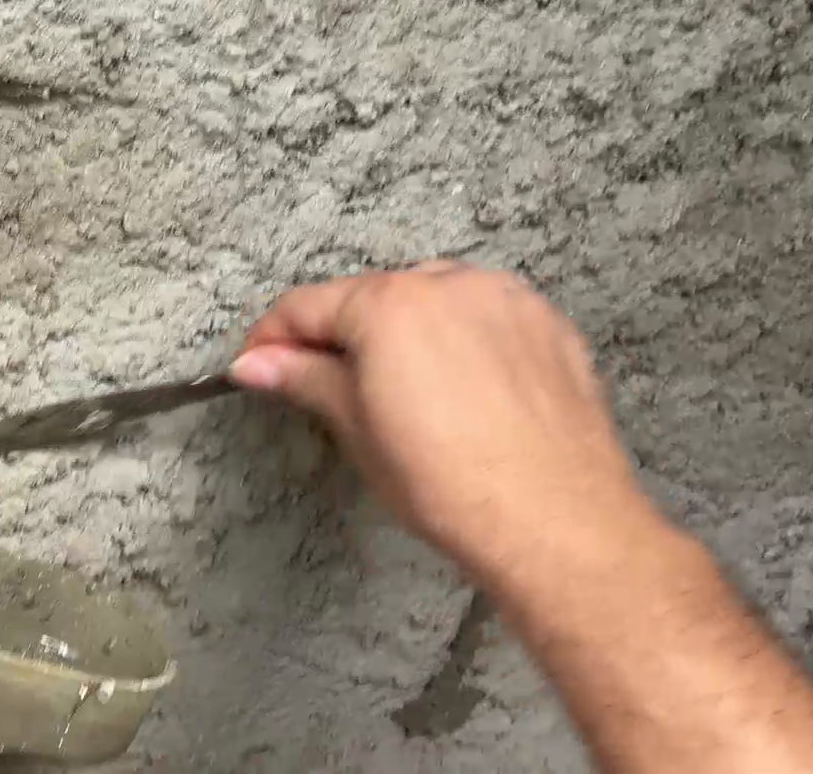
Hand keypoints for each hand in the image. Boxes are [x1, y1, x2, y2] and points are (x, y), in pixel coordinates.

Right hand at [230, 264, 658, 585]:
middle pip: (363, 297)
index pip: (304, 305)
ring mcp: (502, 300)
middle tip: (320, 380)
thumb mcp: (353, 425)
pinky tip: (450, 380)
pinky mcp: (546, 324)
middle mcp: (445, 284)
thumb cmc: (449, 483)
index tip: (259, 363)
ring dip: (393, 328)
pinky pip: (476, 311)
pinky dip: (450, 333)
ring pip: (421, 297)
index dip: (272, 337)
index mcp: (387, 304)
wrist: (560, 528)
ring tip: (391, 382)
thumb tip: (252, 363)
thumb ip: (299, 376)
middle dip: (335, 334)